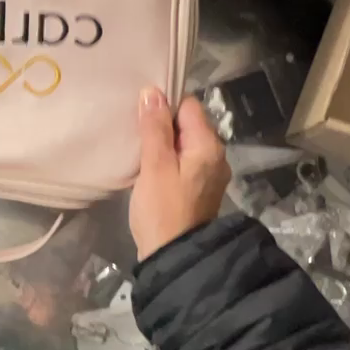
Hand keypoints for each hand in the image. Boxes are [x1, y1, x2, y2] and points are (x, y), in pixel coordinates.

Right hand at [130, 88, 228, 259]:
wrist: (173, 257)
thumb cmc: (162, 210)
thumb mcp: (154, 166)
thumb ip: (155, 128)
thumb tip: (152, 92)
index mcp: (208, 146)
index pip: (188, 106)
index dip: (164, 106)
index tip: (139, 117)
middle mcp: (216, 156)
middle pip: (187, 125)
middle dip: (162, 126)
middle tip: (134, 135)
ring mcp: (209, 175)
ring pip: (184, 146)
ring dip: (163, 146)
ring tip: (139, 153)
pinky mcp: (199, 191)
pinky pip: (184, 164)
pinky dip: (168, 163)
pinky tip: (149, 173)